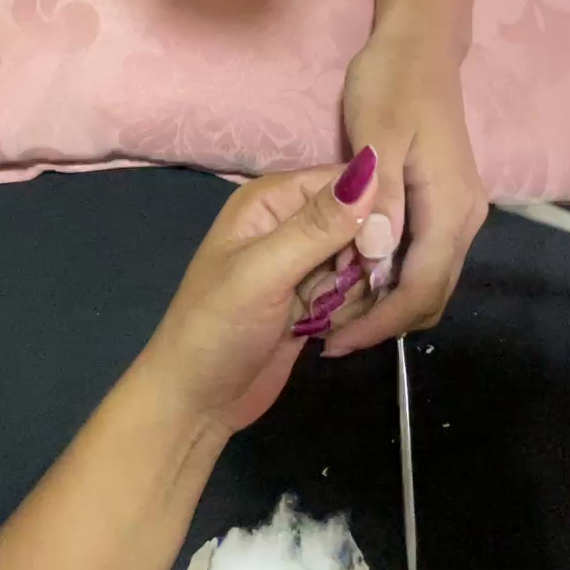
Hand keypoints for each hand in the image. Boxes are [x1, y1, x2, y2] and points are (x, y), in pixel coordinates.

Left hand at [139, 153, 380, 431]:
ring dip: (355, 295)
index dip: (372, 214)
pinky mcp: (315, 297)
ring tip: (319, 320)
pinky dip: (351, 314)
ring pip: (365, 262)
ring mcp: (305, 262)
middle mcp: (291, 221)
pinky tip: (326, 334)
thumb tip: (372, 167)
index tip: (373, 255)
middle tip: (331, 297)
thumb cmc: (217, 329)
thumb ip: (317, 225)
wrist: (197, 402)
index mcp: (272, 199)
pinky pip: (357, 292)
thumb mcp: (264, 272)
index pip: (346, 182)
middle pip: (363, 223)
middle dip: (363, 263)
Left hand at [326, 34, 487, 355]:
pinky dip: (387, 279)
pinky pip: (418, 259)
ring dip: (382, 303)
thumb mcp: (376, 131)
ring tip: (333, 315)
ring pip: (424, 280)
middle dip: (381, 321)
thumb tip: (379, 254)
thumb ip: (378, 193)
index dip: (380, 321)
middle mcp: (461, 218)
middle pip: (428, 293)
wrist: (418, 45)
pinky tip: (350, 277)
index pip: (421, 286)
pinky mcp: (439, 206)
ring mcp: (454, 212)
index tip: (336, 340)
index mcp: (450, 207)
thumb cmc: (390, 83)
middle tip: (329, 336)